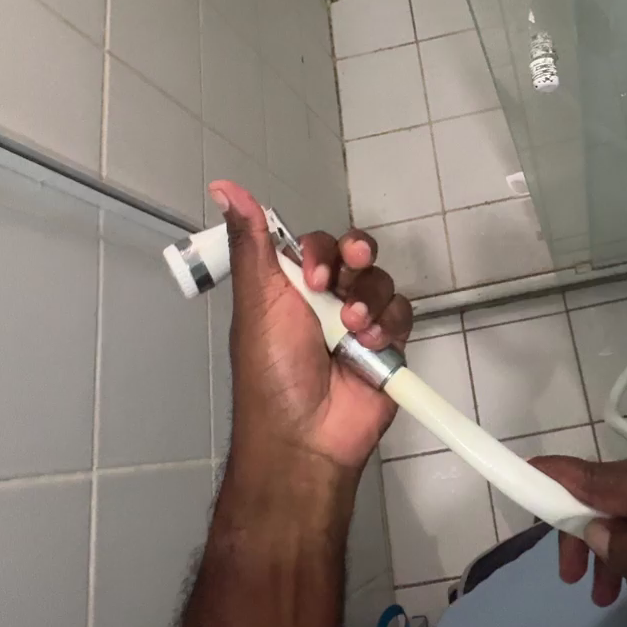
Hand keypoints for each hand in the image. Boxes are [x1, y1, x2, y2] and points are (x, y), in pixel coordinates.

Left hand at [212, 180, 413, 474]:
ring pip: (381, 280)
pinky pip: (401, 313)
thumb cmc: (272, 371)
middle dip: (359, 256)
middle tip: (353, 268)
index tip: (314, 275)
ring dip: (369, 300)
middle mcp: (328, 298)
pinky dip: (389, 325)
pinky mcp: (388, 343)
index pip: (316, 245)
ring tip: (353, 331)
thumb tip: (224, 188)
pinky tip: (371, 345)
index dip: (321, 251)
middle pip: (357, 253)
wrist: (305, 438)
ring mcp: (360, 320)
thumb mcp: (257, 304)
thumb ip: (250, 245)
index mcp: (292, 287)